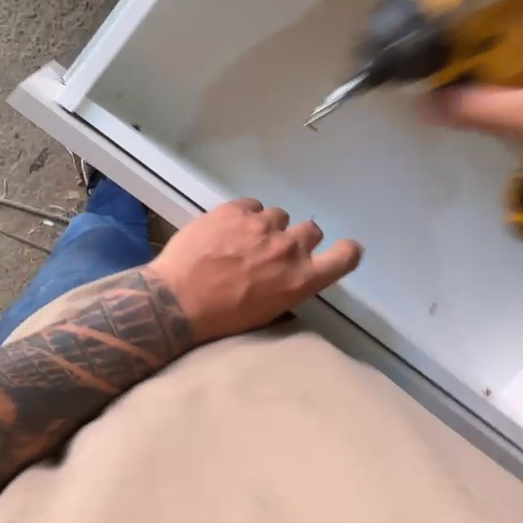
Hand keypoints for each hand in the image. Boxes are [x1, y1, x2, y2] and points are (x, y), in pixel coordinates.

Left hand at [145, 198, 361, 342]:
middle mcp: (289, 248)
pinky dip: (243, 215)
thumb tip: (291, 276)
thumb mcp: (268, 312)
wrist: (176, 301)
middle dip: (297, 238)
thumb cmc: (222, 317)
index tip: (343, 249)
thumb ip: (289, 287)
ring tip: (243, 240)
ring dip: (267, 226)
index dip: (346, 251)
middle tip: (273, 250)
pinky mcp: (236, 210)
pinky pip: (251, 205)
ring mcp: (262, 225)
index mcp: (301, 279)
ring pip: (278, 215)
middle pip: (311, 230)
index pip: (345, 257)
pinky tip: (226, 230)